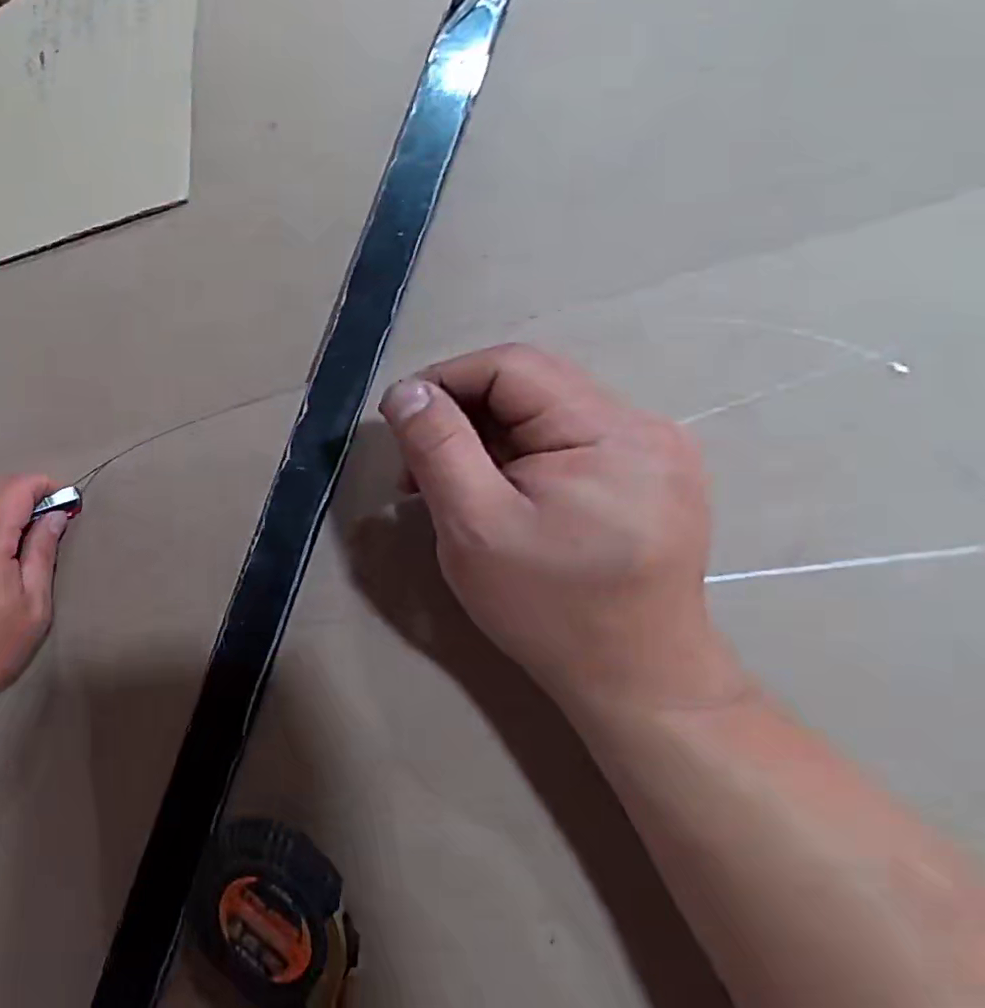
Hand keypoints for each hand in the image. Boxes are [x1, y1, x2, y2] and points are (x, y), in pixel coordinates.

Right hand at [377, 344, 746, 710]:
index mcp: (609, 432)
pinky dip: (507, 458)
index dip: (442, 381)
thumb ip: (437, 447)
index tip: (395, 423)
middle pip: (525, 386)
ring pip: (537, 415)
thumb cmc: (547, 605)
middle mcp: (641, 428)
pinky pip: (557, 442)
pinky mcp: (640, 478)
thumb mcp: (474, 524)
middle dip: (455, 416)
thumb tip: (405, 390)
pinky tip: (486, 495)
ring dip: (477, 439)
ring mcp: (648, 453)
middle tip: (413, 470)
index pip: (510, 366)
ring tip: (441, 489)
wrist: (633, 678)